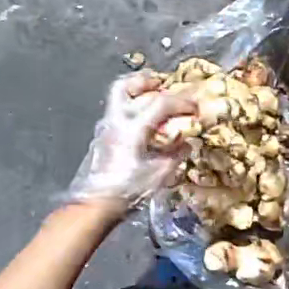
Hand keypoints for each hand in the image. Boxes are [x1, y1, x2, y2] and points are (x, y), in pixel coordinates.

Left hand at [64, 73, 194, 210]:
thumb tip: (186, 143)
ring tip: (151, 96)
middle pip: (128, 86)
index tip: (195, 107)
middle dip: (148, 81)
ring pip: (117, 96)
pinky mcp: (100, 138)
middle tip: (164, 84)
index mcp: (132, 127)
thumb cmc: (126, 192)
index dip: (181, 102)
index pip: (161, 103)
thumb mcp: (158, 175)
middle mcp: (116, 121)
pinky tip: (141, 122)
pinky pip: (116, 112)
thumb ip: (175, 155)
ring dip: (135, 91)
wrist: (92, 207)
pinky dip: (130, 108)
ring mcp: (104, 128)